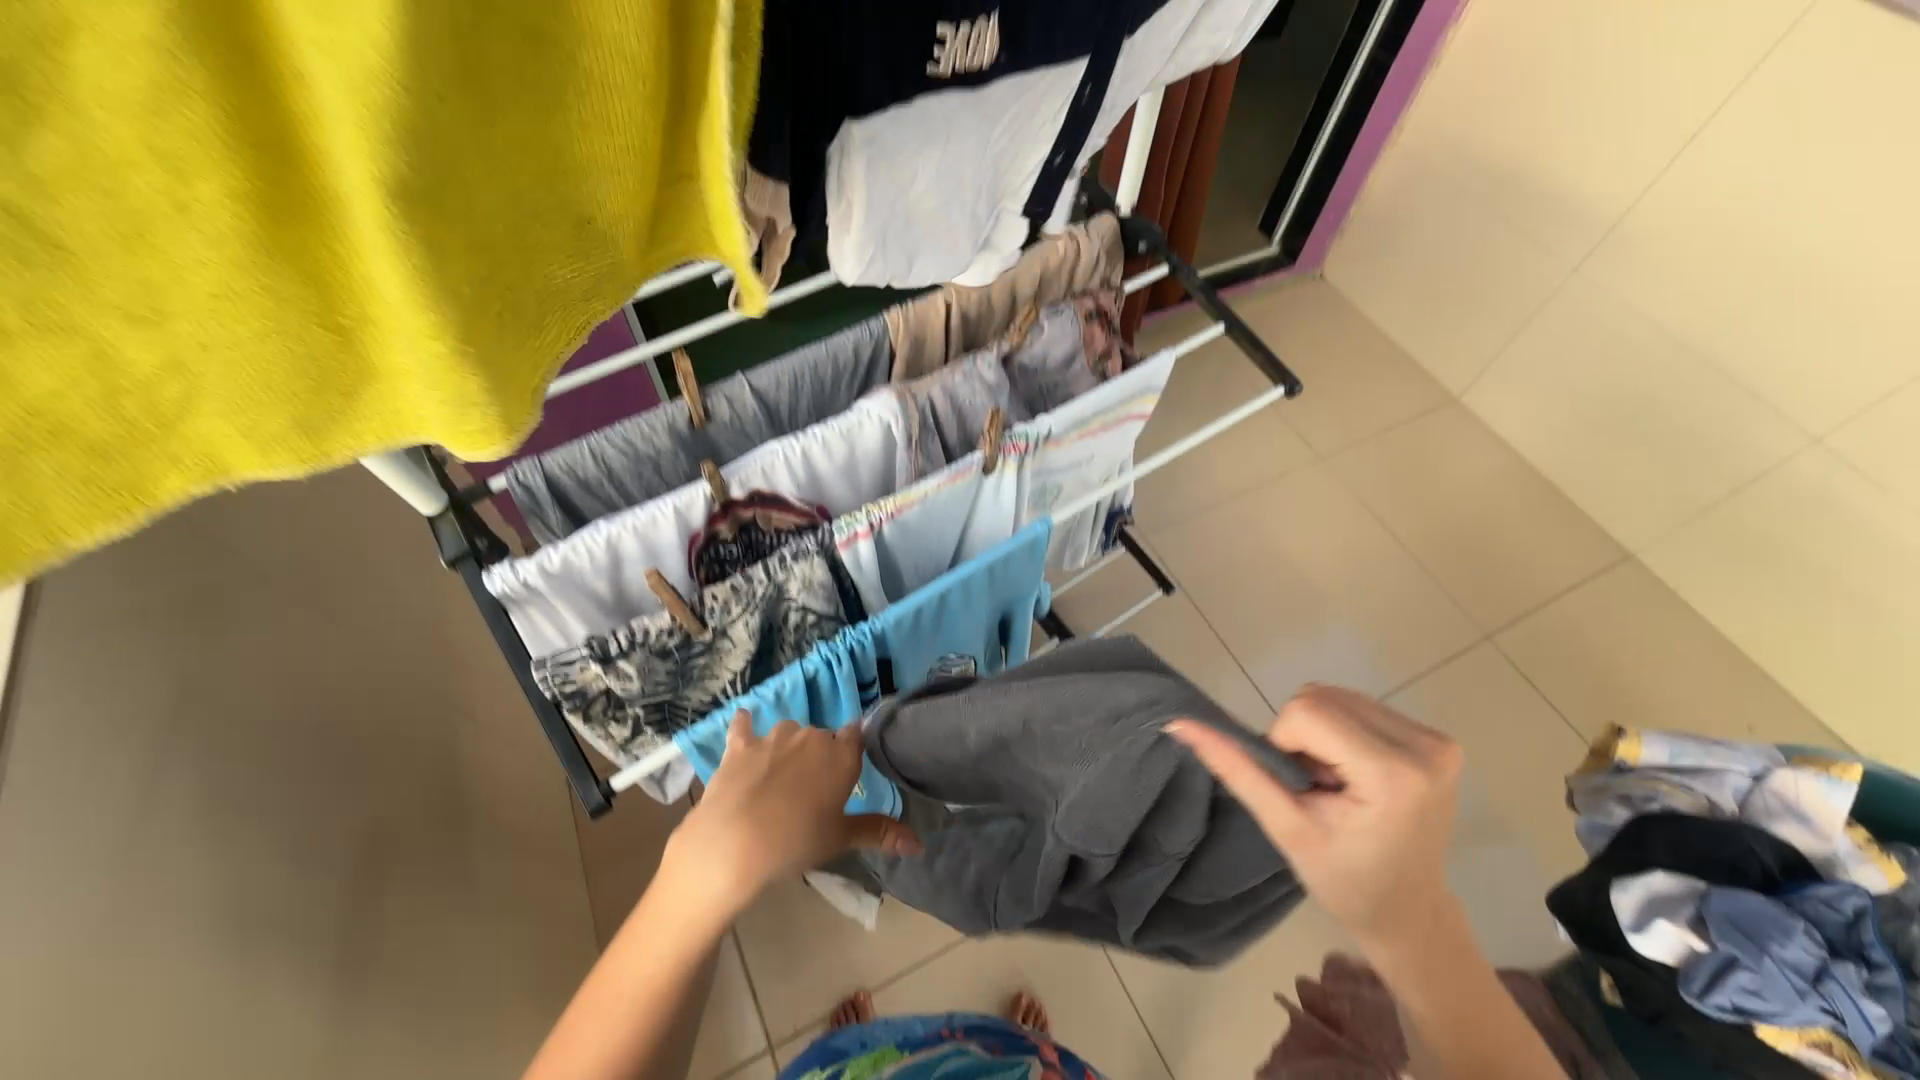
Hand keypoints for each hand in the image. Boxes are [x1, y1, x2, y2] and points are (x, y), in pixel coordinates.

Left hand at [660, 713, 921, 917]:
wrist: (734, 844)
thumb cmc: (796, 842)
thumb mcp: (841, 839)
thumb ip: (880, 832)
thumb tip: (919, 844)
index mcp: (841, 755)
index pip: (857, 736)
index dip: (852, 751)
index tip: (848, 770)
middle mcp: (811, 736)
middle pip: (822, 737)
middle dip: (820, 755)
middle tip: (814, 788)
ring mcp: (772, 737)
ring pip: (788, 732)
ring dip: (788, 746)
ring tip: (782, 776)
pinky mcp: (739, 745)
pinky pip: (744, 725)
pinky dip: (745, 726)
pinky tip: (744, 726)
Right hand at [1165, 685, 1462, 954]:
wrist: (1408, 912)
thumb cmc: (1344, 881)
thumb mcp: (1285, 826)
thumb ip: (1236, 768)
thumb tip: (1179, 724)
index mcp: (1392, 774)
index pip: (1307, 712)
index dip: (1285, 745)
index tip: (1301, 790)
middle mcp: (1425, 746)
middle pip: (1323, 698)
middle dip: (1303, 737)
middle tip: (1317, 789)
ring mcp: (1437, 740)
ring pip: (1339, 697)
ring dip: (1321, 733)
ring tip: (1336, 784)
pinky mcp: (1439, 739)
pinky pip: (1362, 706)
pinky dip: (1342, 732)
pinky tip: (1354, 774)